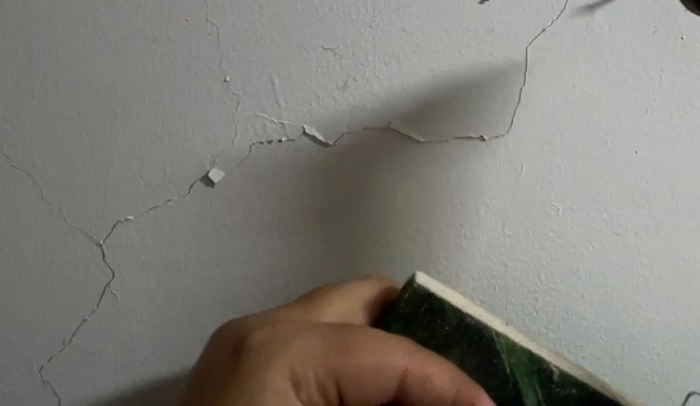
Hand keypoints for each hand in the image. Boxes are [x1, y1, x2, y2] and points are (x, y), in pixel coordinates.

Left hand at [182, 276, 494, 405]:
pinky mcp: (238, 372)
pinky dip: (352, 370)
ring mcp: (243, 348)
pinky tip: (378, 403)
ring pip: (341, 321)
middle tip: (462, 385)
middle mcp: (260, 331)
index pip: (390, 354)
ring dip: (387, 353)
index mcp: (280, 351)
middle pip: (368, 303)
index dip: (450, 384)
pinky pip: (314, 349)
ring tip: (426, 396)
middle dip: (422, 340)